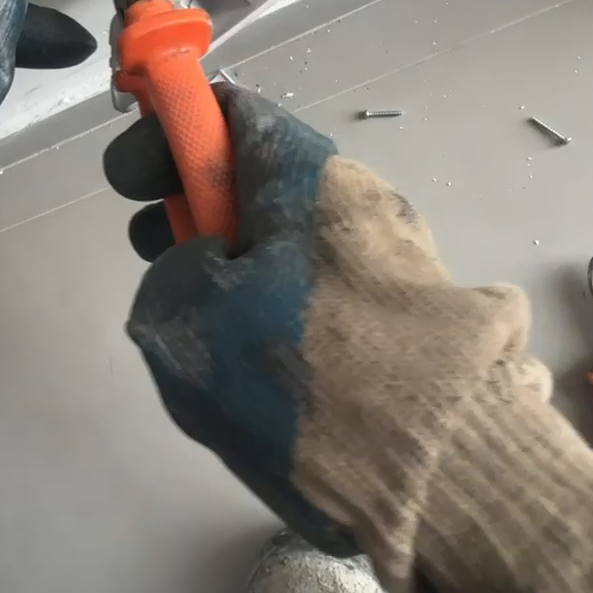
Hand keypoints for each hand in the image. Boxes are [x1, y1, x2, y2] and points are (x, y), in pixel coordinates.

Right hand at [106, 84, 592, 592]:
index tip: (137, 179)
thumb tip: (205, 267)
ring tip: (210, 323)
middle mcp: (361, 200)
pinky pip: (329, 288)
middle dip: (197, 206)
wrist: (455, 481)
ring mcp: (400, 259)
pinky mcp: (421, 316)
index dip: (171, 130)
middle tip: (159, 251)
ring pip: (292, 236)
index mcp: (307, 177)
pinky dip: (287, 303)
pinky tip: (274, 363)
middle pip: (259, 176)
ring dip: (240, 261)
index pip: (228, 110)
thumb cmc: (307, 379)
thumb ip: (172, 271)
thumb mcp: (187, 322)